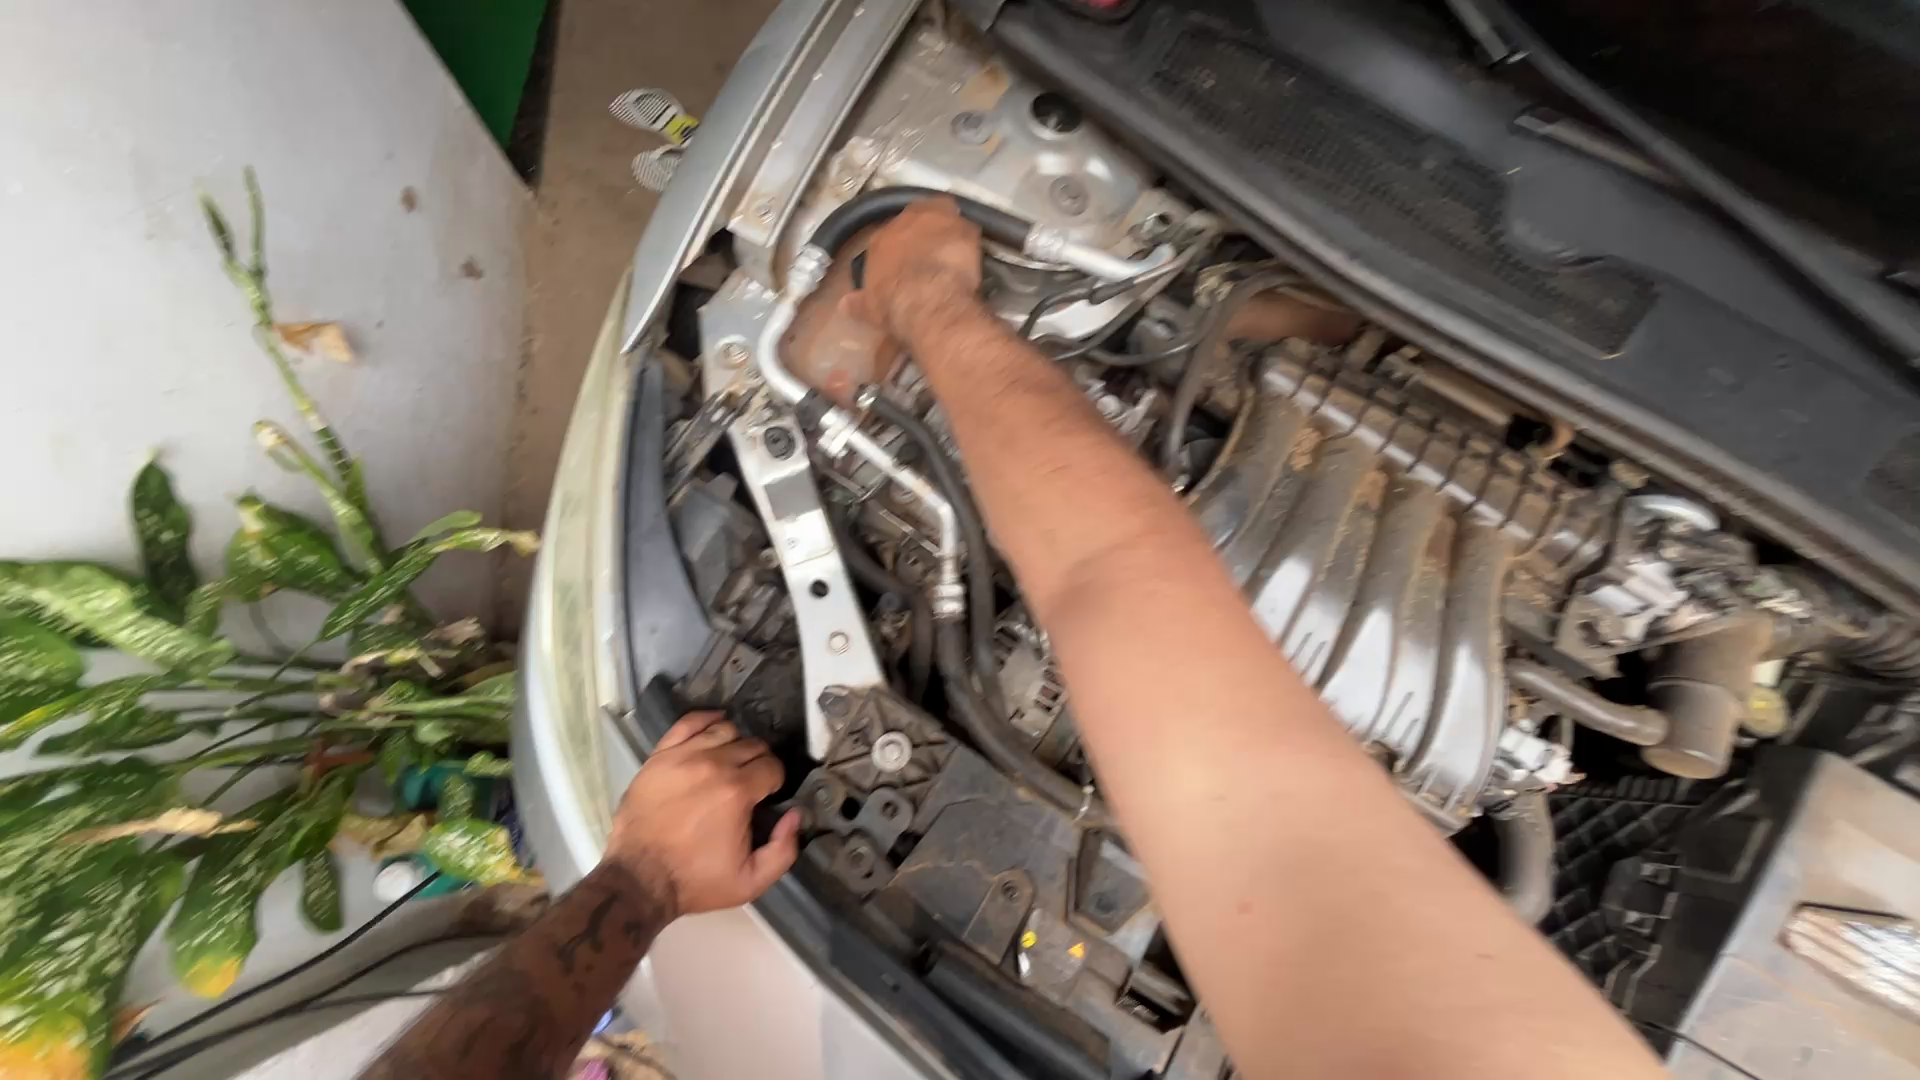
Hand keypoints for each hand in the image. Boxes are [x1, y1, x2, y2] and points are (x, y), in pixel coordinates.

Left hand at [604, 711, 800, 919]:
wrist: (638, 881)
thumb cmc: (695, 880)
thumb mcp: (750, 882)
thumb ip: (784, 850)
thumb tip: (794, 815)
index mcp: (737, 792)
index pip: (772, 767)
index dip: (775, 781)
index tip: (766, 796)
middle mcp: (714, 765)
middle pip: (752, 745)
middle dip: (759, 762)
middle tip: (751, 782)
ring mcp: (684, 756)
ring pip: (725, 730)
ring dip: (735, 743)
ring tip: (731, 762)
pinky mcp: (660, 755)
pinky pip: (688, 722)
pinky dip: (706, 719)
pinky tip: (714, 727)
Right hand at [852, 196, 984, 344]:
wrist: (926, 300)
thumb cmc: (893, 305)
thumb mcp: (870, 308)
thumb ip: (858, 303)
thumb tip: (843, 306)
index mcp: (880, 241)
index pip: (888, 236)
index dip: (900, 246)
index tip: (907, 260)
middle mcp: (905, 222)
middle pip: (915, 216)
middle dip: (924, 229)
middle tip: (933, 249)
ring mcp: (935, 220)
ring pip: (942, 211)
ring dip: (948, 227)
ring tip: (955, 248)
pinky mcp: (963, 228)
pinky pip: (968, 228)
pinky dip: (970, 240)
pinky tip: (973, 257)